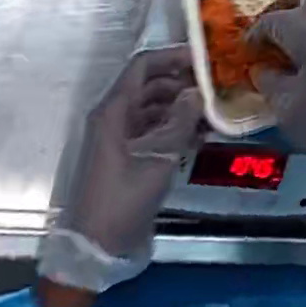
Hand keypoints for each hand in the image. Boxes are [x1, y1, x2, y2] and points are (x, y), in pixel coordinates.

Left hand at [37, 46, 202, 295]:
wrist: (93, 250)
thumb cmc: (122, 201)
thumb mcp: (158, 160)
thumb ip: (180, 123)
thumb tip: (197, 93)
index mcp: (113, 110)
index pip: (143, 66)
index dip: (171, 57)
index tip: (201, 58)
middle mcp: (113, 116)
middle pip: (148, 84)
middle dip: (179, 81)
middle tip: (212, 84)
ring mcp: (117, 135)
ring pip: (151, 106)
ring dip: (178, 105)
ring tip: (210, 110)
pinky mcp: (124, 154)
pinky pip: (150, 128)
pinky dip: (172, 126)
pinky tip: (197, 134)